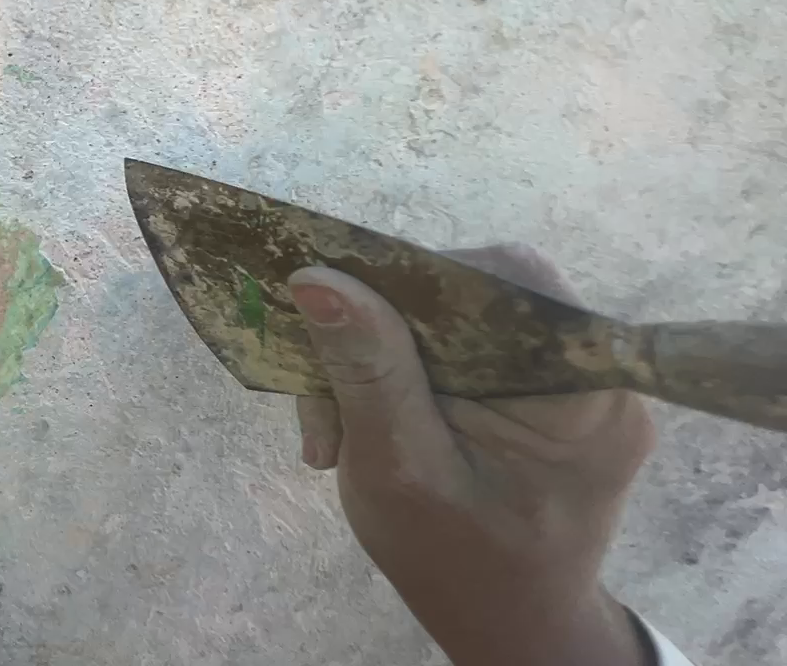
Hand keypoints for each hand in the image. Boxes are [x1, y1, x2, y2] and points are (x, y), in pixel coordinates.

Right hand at [289, 245, 656, 665]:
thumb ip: (366, 368)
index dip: (417, 277)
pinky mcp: (514, 389)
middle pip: (457, 294)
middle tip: (323, 388)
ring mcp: (547, 380)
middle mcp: (578, 372)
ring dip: (362, 355)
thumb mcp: (395, 465)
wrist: (494, 619)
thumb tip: (316, 278)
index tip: (343, 311)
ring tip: (330, 422)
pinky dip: (376, 370)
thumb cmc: (453, 558)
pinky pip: (432, 346)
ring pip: (432, 319)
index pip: (506, 278)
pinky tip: (349, 418)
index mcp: (579, 393)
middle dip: (370, 330)